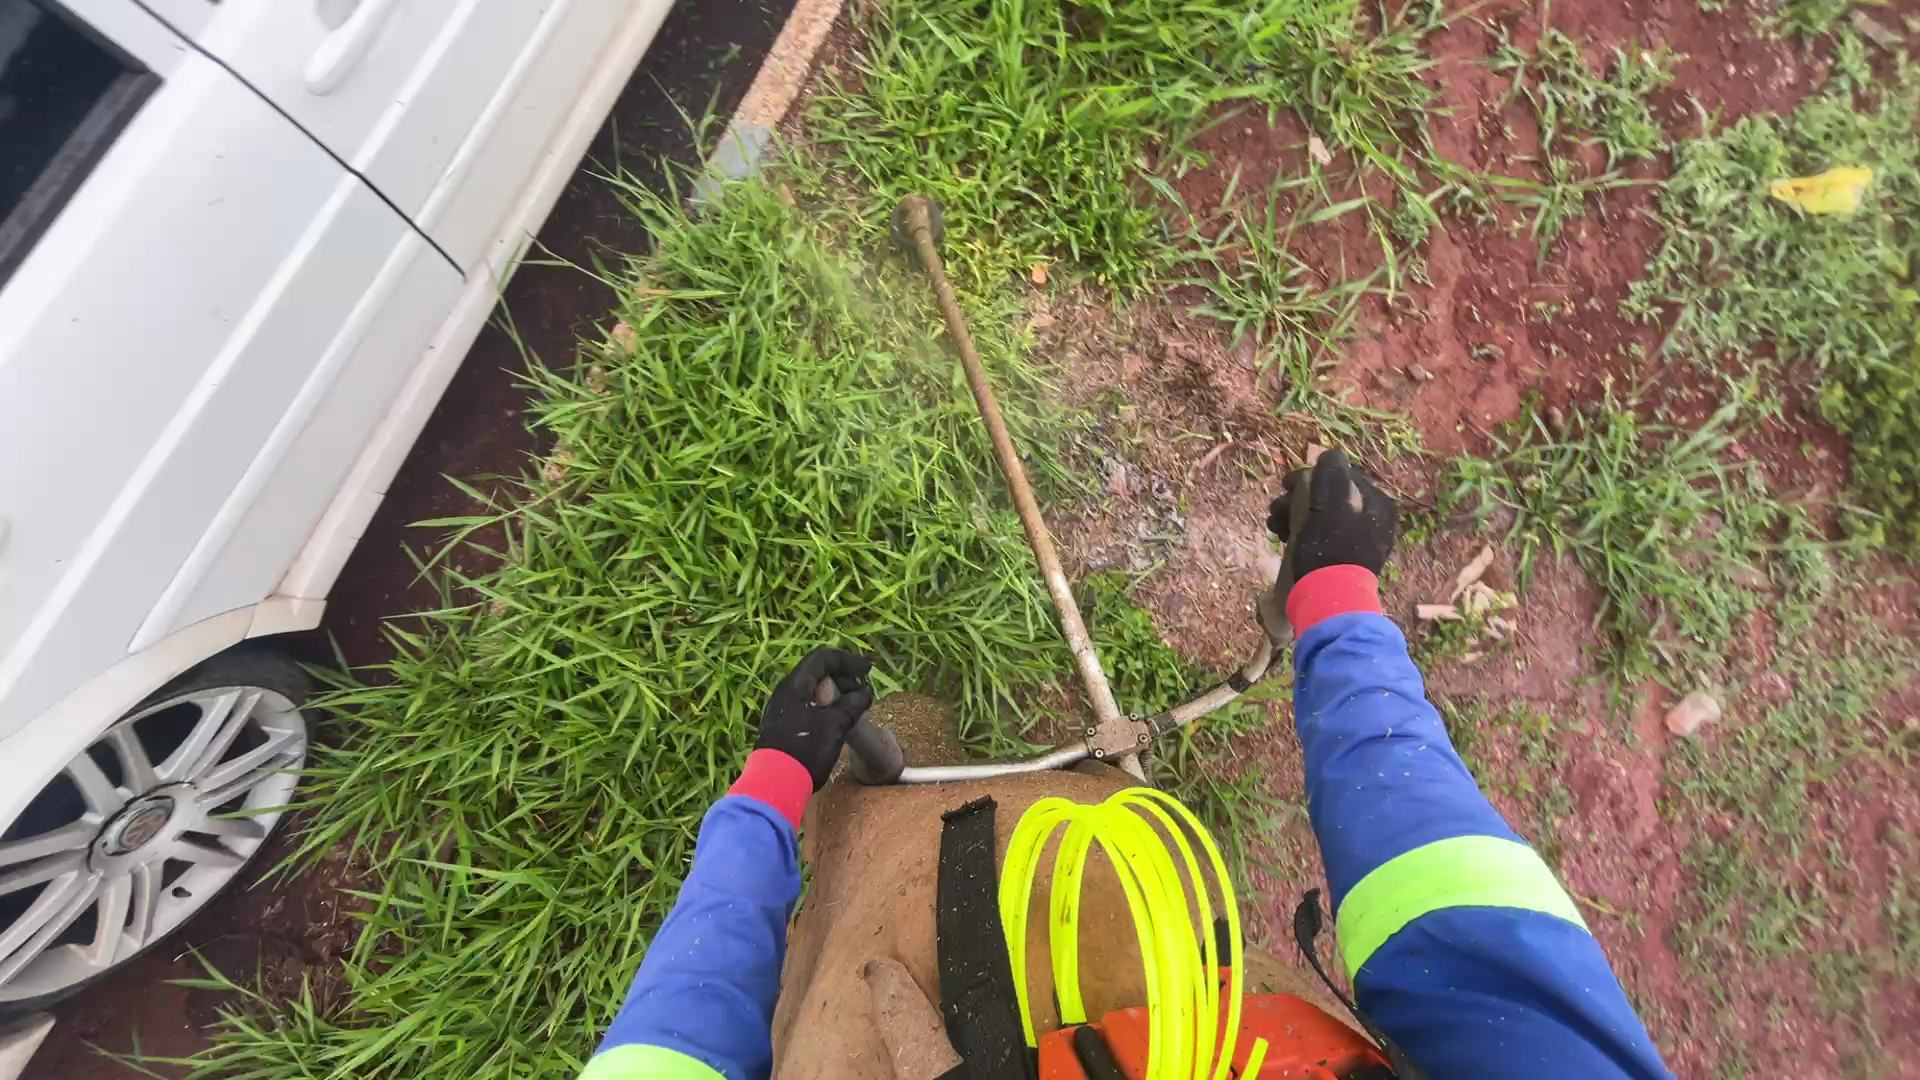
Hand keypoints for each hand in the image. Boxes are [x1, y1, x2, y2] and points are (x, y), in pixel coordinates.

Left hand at [756, 648, 874, 789]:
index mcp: (796, 685)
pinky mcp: (784, 724)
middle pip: (818, 672)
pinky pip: (809, 704)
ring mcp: (783, 708)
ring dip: (837, 694)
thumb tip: (863, 695)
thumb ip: (851, 705)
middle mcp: (786, 692)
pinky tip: (838, 721)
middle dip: (844, 678)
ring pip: (814, 690)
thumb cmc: (806, 750)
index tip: (867, 670)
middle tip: (862, 693)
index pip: (823, 658)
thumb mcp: (835, 725)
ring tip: (854, 708)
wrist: (775, 784)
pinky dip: (827, 706)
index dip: (847, 660)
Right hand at [1266, 450, 1398, 591]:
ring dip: (1293, 514)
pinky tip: (1282, 537)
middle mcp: (1371, 520)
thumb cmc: (1328, 550)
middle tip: (1275, 509)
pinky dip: (1299, 531)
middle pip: (1327, 496)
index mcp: (1376, 505)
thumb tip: (1331, 455)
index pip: (1341, 476)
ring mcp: (1356, 540)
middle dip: (1297, 498)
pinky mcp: (1339, 557)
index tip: (1284, 483)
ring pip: (1319, 514)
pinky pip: (1318, 533)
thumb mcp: (1328, 506)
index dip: (1310, 475)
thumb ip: (1331, 475)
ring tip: (1274, 526)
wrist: (1328, 599)